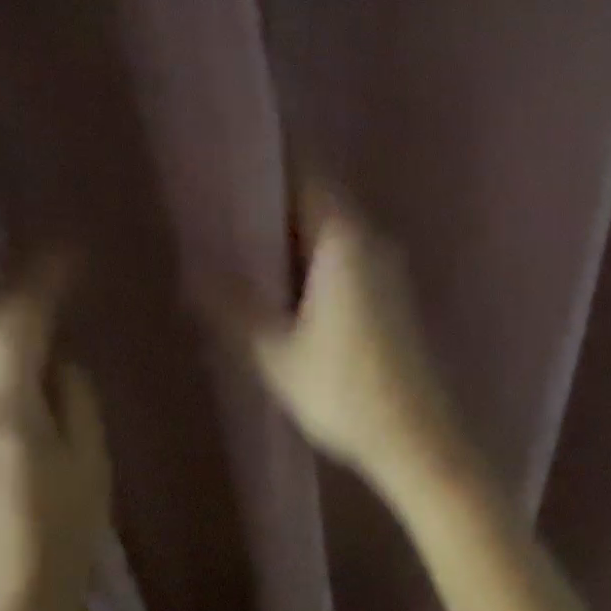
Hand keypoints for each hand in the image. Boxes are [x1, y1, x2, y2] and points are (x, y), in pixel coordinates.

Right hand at [222, 194, 459, 483]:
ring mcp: (390, 271)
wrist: (417, 441)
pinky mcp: (396, 302)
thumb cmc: (344, 393)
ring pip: (332, 239)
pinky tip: (285, 301)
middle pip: (317, 205)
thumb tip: (193, 275)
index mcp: (344, 238)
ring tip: (242, 264)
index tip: (222, 176)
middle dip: (270, 213)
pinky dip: (315, 272)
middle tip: (219, 226)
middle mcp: (373, 240)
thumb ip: (234, 308)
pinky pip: (348, 267)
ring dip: (292, 247)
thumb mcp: (276, 355)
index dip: (261, 169)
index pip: (302, 173)